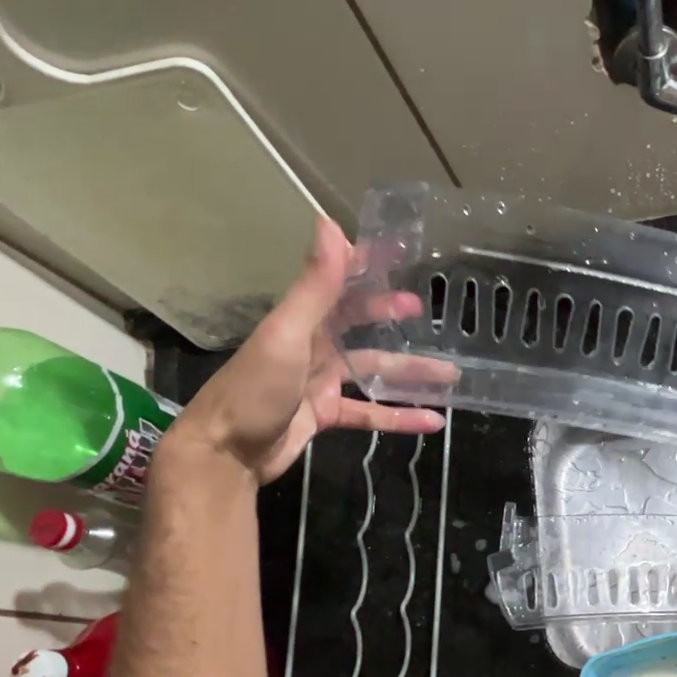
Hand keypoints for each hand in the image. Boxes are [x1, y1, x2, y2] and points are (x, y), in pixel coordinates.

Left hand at [171, 217, 456, 483]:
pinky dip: (400, 417)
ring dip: (410, 374)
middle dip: (390, 315)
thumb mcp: (286, 335)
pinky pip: (371, 413)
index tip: (399, 253)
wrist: (226, 453)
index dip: (366, 265)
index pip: (338, 283)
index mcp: (301, 321)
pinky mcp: (326, 415)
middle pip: (360, 325)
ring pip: (374, 372)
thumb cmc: (253, 389)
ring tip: (450, 375)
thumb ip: (314, 287)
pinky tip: (432, 420)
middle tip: (424, 311)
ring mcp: (320, 382)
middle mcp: (312, 346)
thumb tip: (330, 224)